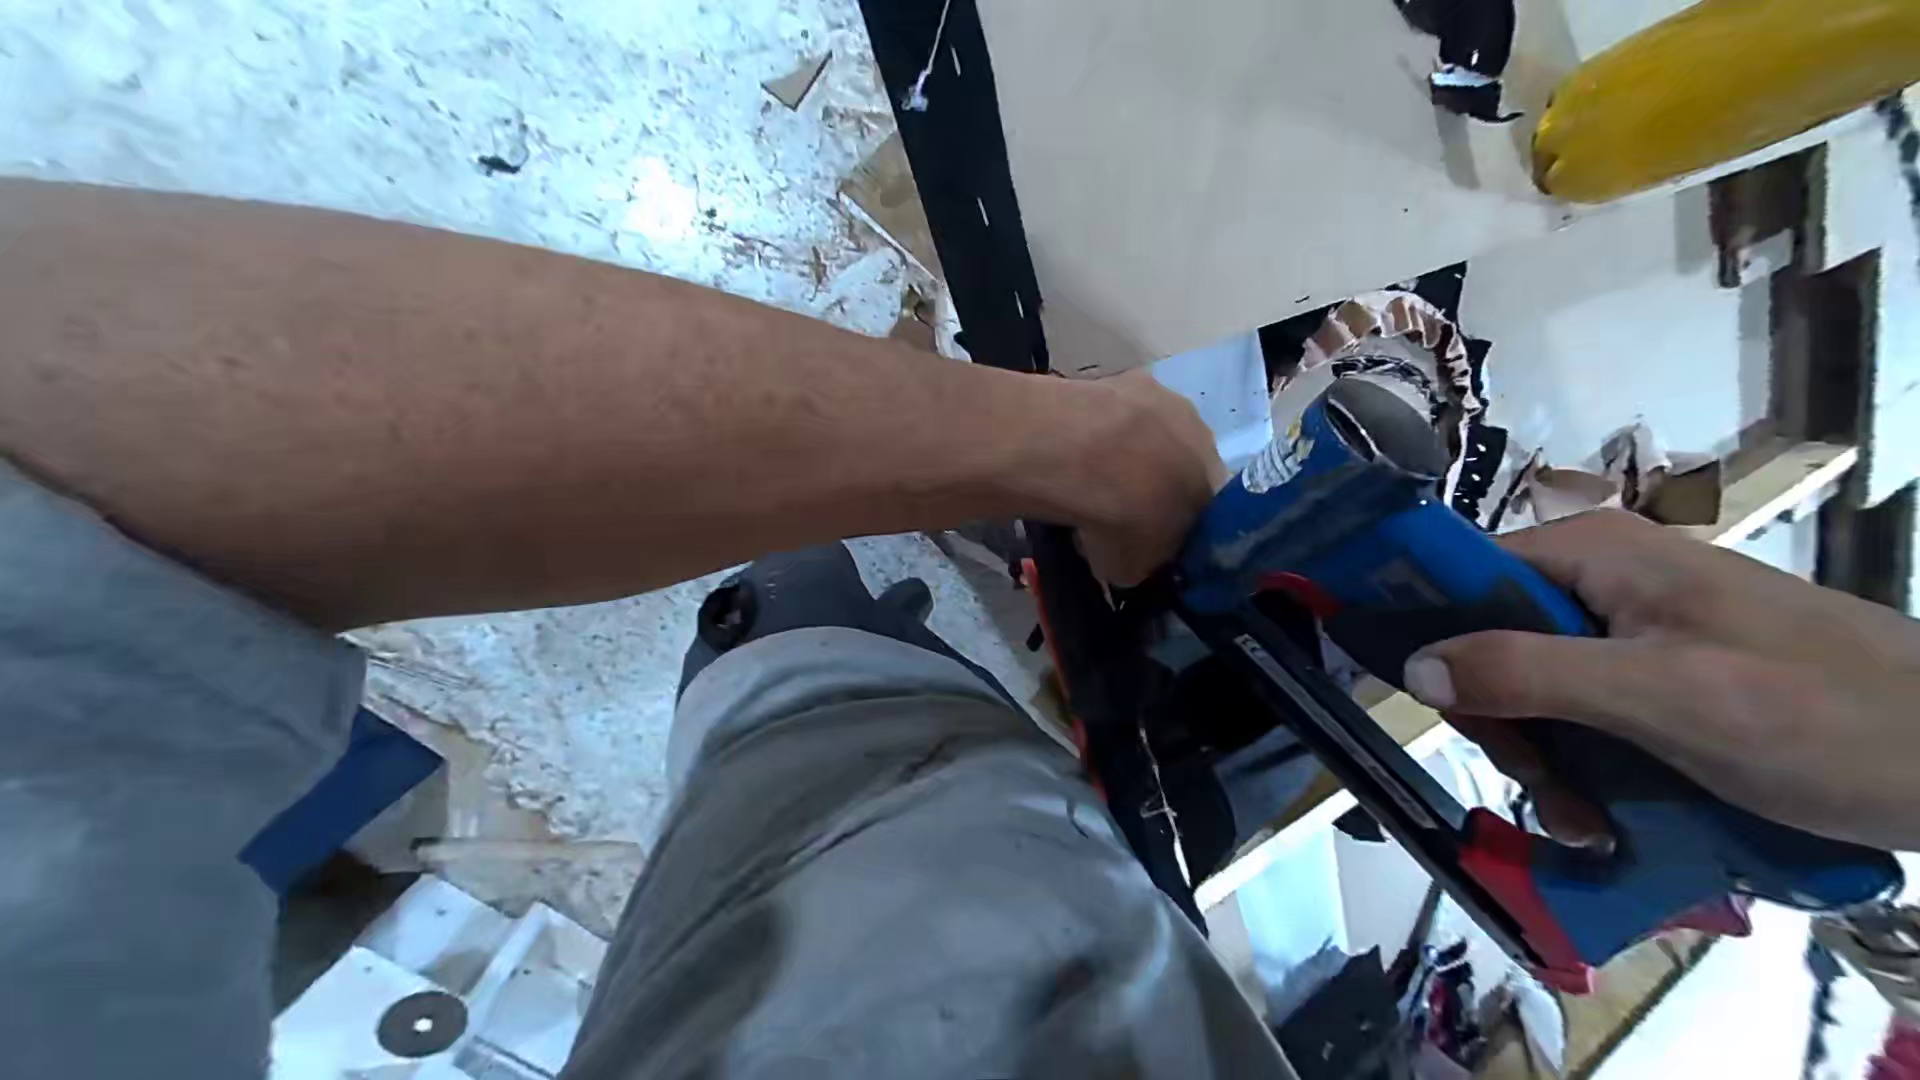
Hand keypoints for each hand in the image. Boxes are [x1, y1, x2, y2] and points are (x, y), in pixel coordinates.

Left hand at [1050, 371, 1227, 585]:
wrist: (1090, 460)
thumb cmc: (1122, 522)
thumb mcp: (1131, 567)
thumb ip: (1141, 558)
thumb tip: (1129, 553)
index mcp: (1213, 492)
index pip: (1200, 512)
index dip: (1169, 522)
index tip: (1139, 530)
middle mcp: (1206, 443)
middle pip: (1180, 464)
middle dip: (1152, 479)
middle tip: (1114, 498)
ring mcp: (1174, 405)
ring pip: (1155, 430)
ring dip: (1129, 446)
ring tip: (1089, 465)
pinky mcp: (1138, 378)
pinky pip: (1124, 407)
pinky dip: (1105, 420)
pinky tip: (1076, 436)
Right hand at [1401, 509, 1919, 851]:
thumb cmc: (1836, 719)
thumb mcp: (1666, 697)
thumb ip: (1527, 673)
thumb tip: (1410, 670)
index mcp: (1587, 552)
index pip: (1459, 576)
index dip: (1433, 636)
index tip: (1447, 707)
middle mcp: (1592, 574)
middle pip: (1485, 638)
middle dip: (1499, 717)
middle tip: (1536, 778)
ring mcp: (1622, 621)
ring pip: (1523, 679)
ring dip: (1538, 752)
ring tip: (1579, 815)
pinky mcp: (1650, 665)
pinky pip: (1571, 704)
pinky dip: (1574, 759)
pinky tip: (1599, 810)